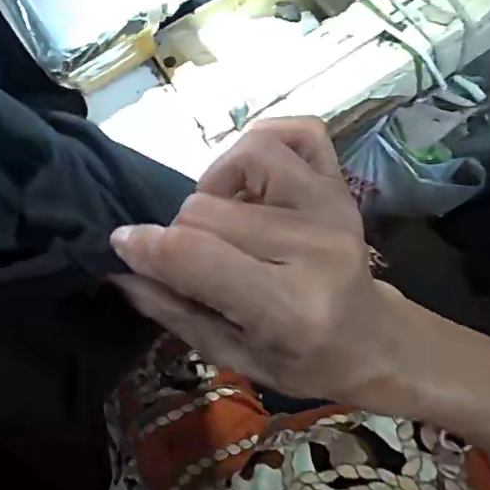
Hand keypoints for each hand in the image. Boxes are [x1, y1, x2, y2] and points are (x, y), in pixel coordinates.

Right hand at [110, 117, 413, 405]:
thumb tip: (116, 265)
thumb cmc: (301, 359)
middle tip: (200, 262)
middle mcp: (314, 247)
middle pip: (202, 209)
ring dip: (214, 189)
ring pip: (237, 161)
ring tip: (224, 218)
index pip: (192, 253)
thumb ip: (169, 308)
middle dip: (181, 235)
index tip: (122, 244)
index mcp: (288, 306)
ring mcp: (332, 206)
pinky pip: (293, 131)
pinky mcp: (340, 183)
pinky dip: (261, 143)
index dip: (144, 245)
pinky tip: (251, 179)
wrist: (373, 341)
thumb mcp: (230, 354)